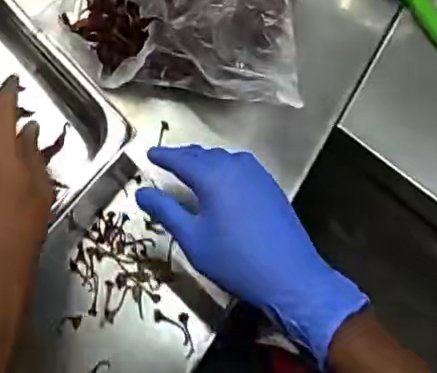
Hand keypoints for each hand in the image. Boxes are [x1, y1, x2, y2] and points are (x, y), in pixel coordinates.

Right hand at [135, 146, 366, 359]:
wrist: (295, 282)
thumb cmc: (237, 261)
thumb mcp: (193, 240)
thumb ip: (165, 211)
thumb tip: (141, 193)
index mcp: (211, 175)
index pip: (179, 158)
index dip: (162, 155)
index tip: (149, 153)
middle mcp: (233, 166)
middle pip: (201, 154)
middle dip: (183, 156)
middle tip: (168, 161)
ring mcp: (256, 174)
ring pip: (222, 157)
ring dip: (205, 160)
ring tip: (194, 169)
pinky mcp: (271, 186)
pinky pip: (240, 165)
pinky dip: (225, 166)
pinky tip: (224, 180)